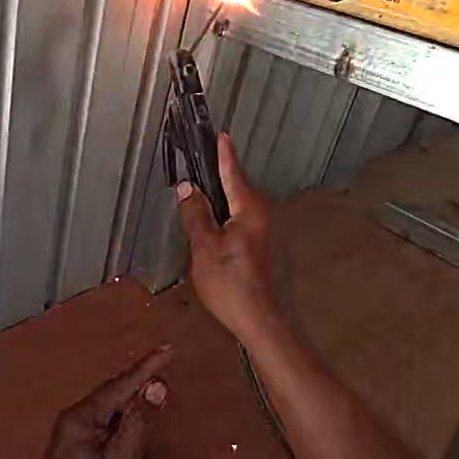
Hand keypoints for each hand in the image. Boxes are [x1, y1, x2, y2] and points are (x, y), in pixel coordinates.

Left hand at [24, 347, 172, 458]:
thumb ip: (138, 424)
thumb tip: (155, 386)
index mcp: (82, 418)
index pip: (121, 384)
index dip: (148, 368)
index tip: (169, 349)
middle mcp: (72, 422)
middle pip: (113, 397)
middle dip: (139, 387)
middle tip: (164, 370)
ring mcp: (69, 442)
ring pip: (109, 418)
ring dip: (133, 417)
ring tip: (154, 410)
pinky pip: (104, 436)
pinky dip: (124, 438)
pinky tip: (138, 454)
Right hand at [176, 133, 282, 342]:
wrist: (265, 323)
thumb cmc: (233, 287)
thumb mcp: (204, 247)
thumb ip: (195, 213)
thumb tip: (187, 187)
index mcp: (250, 208)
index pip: (232, 172)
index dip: (223, 153)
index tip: (221, 134)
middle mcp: (266, 214)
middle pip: (236, 190)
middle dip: (216, 185)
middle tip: (194, 179)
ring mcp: (271, 232)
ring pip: (240, 210)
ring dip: (222, 209)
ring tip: (199, 215)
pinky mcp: (270, 249)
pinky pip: (246, 225)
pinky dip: (230, 225)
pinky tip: (217, 241)